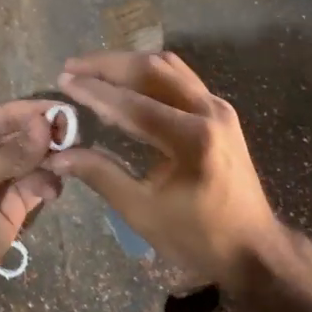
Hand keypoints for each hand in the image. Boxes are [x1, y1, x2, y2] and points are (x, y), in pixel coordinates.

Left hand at [0, 99, 63, 311]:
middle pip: (23, 136)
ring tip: (67, 164)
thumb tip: (46, 123)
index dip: (34, 112)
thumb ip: (11, 153)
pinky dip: (49, 183)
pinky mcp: (13, 206)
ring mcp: (0, 180)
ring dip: (52, 159)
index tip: (67, 109)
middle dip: (48, 136)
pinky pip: (37, 185)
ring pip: (34, 160)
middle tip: (76, 137)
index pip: (5, 115)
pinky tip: (53, 190)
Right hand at [48, 52, 285, 288]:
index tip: (63, 81)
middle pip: (152, 69)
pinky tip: (128, 80)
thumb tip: (58, 155)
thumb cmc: (198, 237)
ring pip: (169, 67)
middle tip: (73, 66)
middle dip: (109, 65)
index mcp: (192, 139)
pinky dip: (151, 73)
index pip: (133, 104)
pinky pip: (182, 78)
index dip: (94, 91)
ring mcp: (218, 108)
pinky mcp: (221, 111)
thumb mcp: (143, 212)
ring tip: (94, 69)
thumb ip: (101, 175)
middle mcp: (209, 112)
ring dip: (129, 63)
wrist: (253, 248)